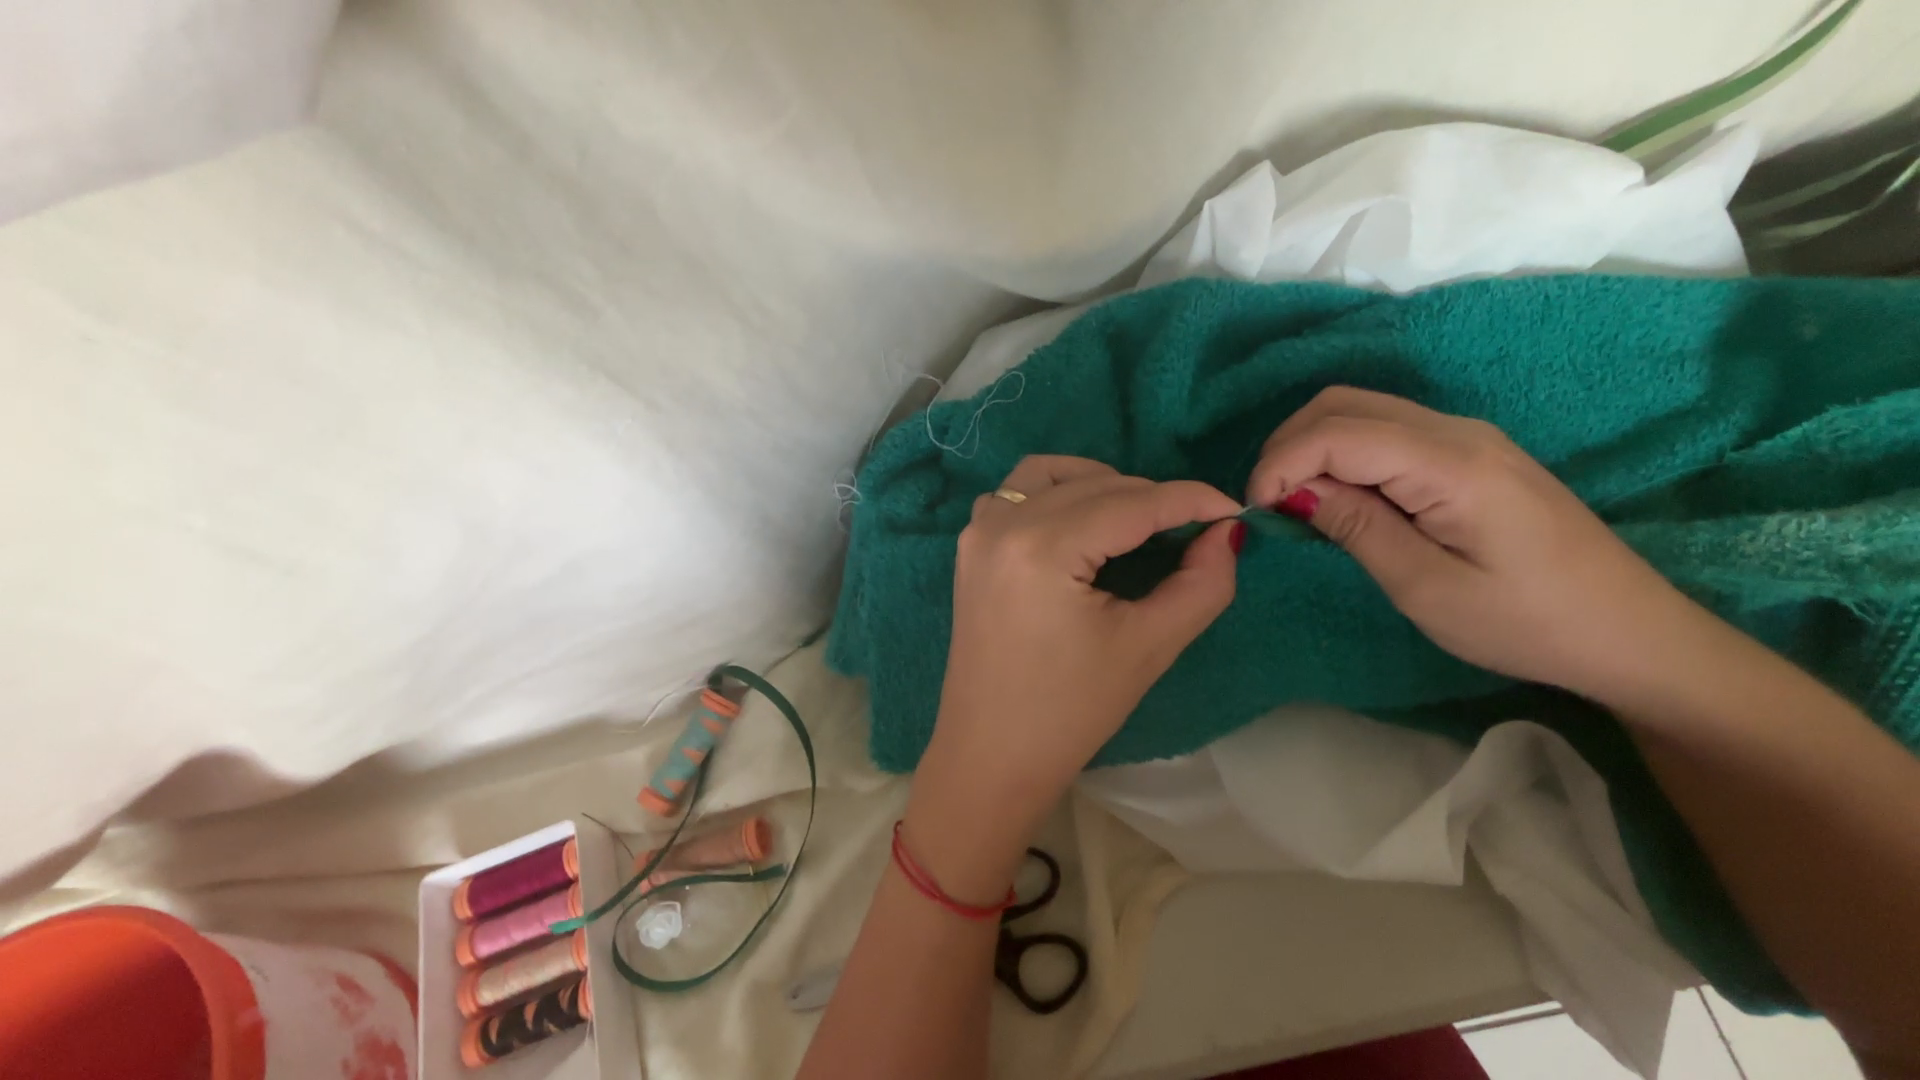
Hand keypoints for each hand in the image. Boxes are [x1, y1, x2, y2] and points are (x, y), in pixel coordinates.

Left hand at [911, 456, 1240, 863]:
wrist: (991, 755)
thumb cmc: (1070, 712)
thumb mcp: (1148, 648)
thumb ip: (1201, 585)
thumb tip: (1227, 533)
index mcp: (1043, 548)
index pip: (1133, 503)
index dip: (1191, 500)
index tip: (1235, 509)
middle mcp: (1003, 524)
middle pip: (1096, 486)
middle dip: (1153, 499)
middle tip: (1196, 531)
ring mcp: (979, 532)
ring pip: (1052, 475)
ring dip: (1102, 486)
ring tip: (1141, 523)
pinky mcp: (971, 548)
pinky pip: (1017, 493)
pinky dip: (1057, 493)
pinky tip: (1084, 525)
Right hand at [1246, 387, 1698, 704]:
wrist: (1627, 632)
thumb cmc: (1524, 623)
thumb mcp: (1426, 588)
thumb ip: (1357, 527)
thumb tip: (1296, 490)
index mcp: (1450, 463)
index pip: (1339, 432)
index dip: (1281, 461)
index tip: (1255, 510)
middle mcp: (1458, 431)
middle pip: (1345, 403)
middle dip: (1289, 445)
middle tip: (1269, 504)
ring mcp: (1469, 437)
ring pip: (1363, 411)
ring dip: (1314, 447)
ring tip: (1295, 503)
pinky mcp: (1472, 454)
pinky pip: (1388, 432)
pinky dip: (1345, 453)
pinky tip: (1338, 496)